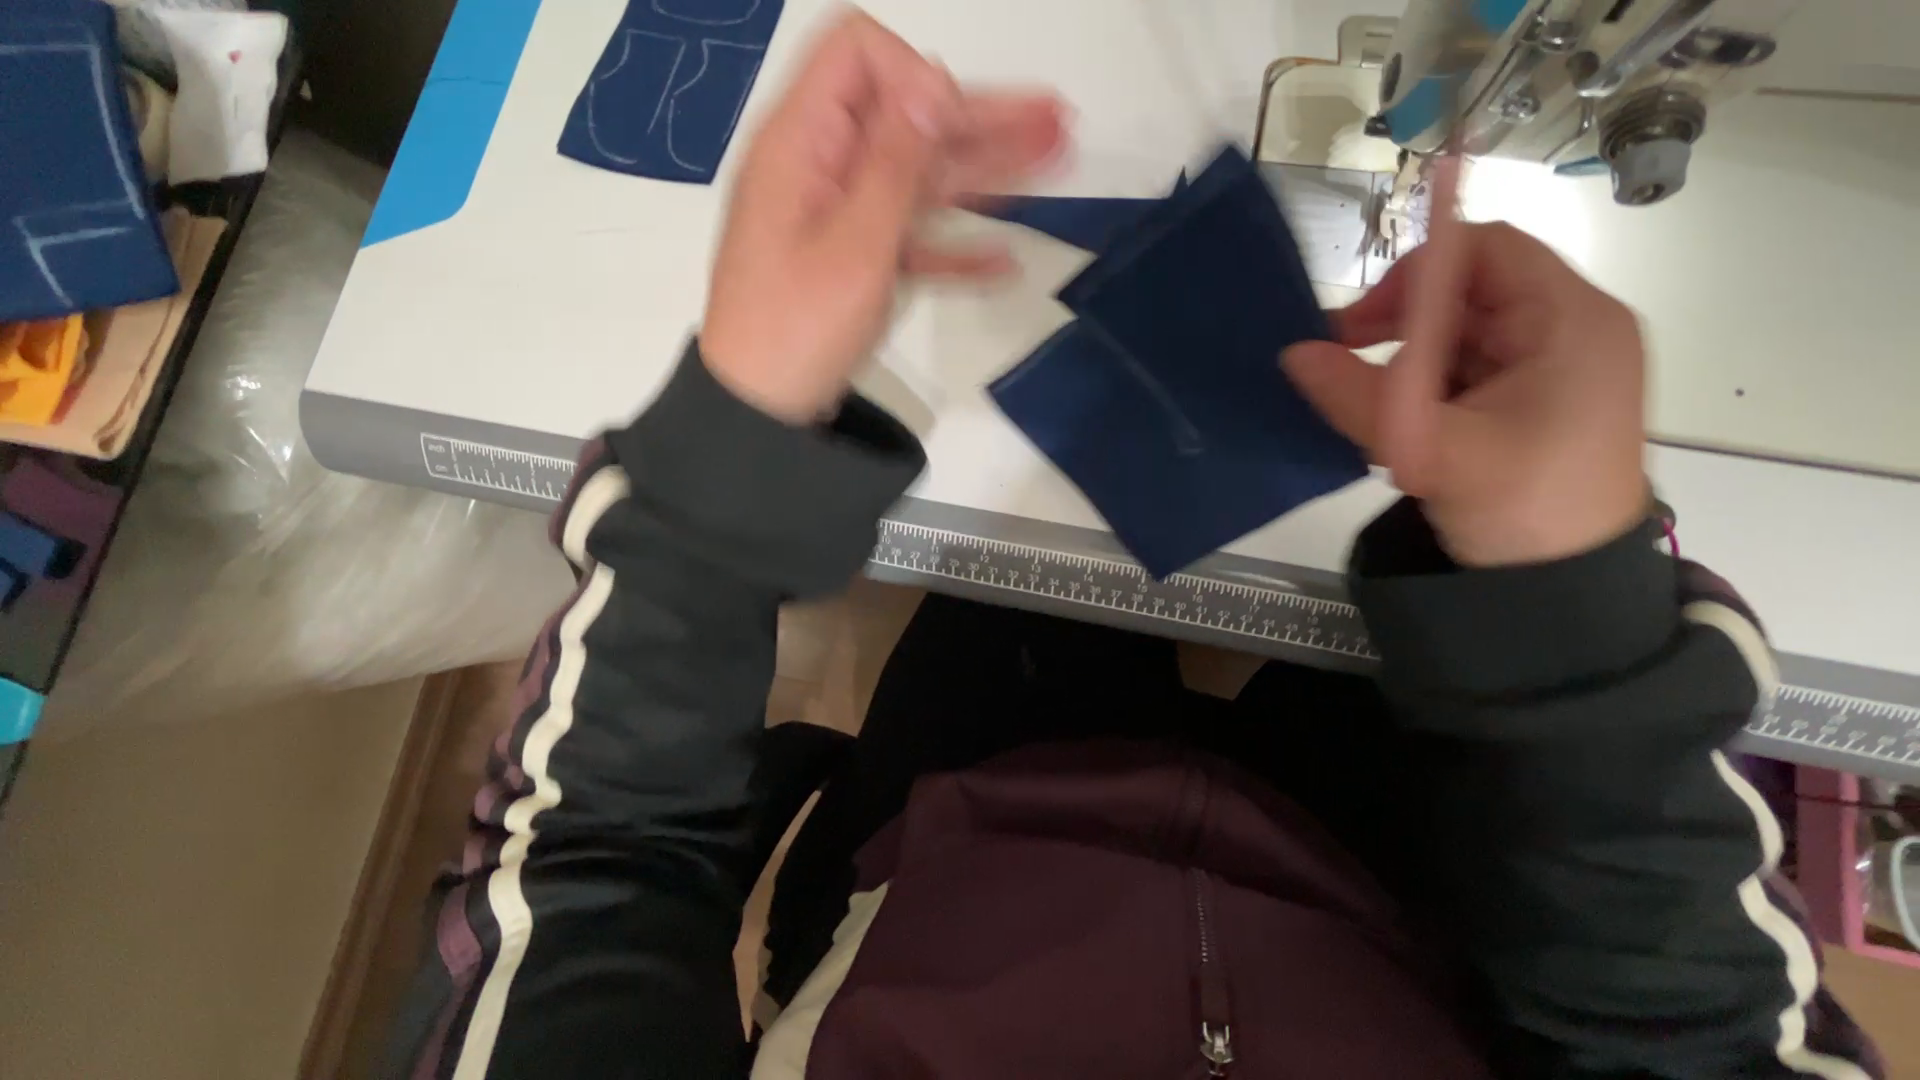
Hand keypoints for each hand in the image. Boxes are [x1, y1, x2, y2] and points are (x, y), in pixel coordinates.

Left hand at [701, 11, 1064, 423]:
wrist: (759, 414)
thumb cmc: (795, 332)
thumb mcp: (853, 246)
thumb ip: (894, 165)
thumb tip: (931, 85)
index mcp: (803, 144)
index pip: (860, 58)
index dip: (916, 77)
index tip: (955, 127)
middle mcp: (822, 168)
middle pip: (908, 120)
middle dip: (980, 118)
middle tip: (1053, 121)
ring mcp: (839, 216)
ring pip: (918, 178)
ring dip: (985, 172)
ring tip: (1053, 161)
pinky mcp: (854, 262)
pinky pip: (910, 237)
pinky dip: (955, 245)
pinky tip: (1005, 258)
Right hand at [1283, 167, 1647, 566]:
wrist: (1564, 590)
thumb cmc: (1520, 509)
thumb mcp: (1430, 452)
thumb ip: (1358, 398)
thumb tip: (1292, 353)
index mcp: (1570, 322)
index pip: (1486, 249)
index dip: (1415, 272)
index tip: (1362, 325)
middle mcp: (1569, 329)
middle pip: (1470, 289)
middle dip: (1400, 321)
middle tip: (1343, 358)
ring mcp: (1553, 366)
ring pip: (1462, 331)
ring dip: (1407, 358)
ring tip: (1368, 401)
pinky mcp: (1533, 399)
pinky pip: (1466, 367)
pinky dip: (1423, 383)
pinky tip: (1399, 418)